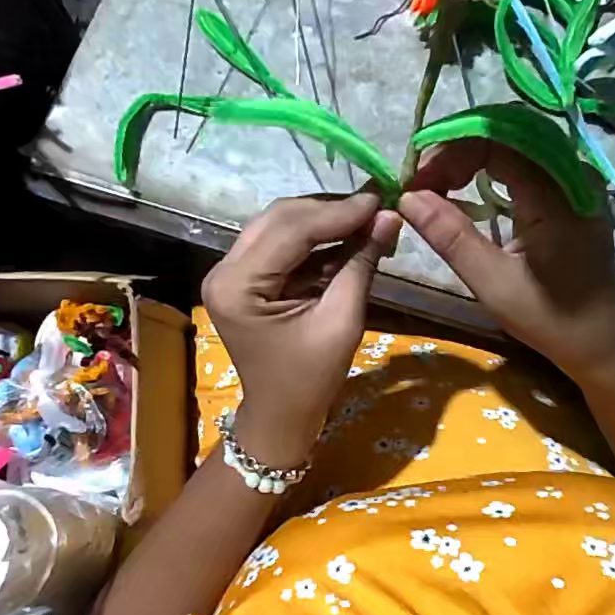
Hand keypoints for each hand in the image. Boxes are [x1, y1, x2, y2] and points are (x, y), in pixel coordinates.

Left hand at [202, 193, 400, 466]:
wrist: (282, 414)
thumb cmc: (311, 378)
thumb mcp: (341, 321)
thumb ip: (361, 264)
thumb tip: (389, 217)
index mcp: (238, 286)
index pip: (290, 231)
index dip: (338, 212)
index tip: (380, 200)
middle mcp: (225, 270)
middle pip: (280, 219)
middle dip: (331, 210)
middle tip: (376, 206)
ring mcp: (232, 272)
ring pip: (280, 225)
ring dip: (324, 220)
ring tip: (368, 218)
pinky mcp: (246, 277)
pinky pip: (282, 244)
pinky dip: (316, 239)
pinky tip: (348, 236)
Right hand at [399, 143, 614, 380]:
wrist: (601, 340)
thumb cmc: (548, 317)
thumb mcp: (491, 282)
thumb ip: (450, 236)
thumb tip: (408, 196)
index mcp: (556, 194)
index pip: (495, 143)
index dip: (449, 154)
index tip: (415, 181)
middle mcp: (572, 174)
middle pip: (505, 136)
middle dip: (456, 152)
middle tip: (421, 181)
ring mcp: (575, 181)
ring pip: (515, 146)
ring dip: (471, 158)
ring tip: (437, 182)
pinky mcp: (570, 193)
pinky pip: (526, 163)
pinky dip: (491, 169)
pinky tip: (466, 187)